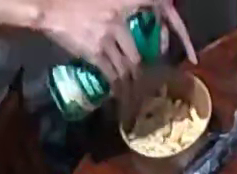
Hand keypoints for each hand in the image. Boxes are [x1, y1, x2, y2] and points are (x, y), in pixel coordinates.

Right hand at [37, 0, 195, 84]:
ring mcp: (108, 35)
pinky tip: (121, 99)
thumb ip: (124, 9)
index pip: (161, 6)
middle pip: (142, 53)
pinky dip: (119, 90)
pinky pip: (113, 76)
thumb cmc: (73, 1)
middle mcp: (119, 16)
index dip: (179, 31)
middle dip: (148, 75)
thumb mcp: (104, 0)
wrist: (45, 6)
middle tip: (153, 89)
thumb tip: (144, 35)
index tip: (192, 56)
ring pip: (130, 69)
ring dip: (135, 88)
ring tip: (138, 101)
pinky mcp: (95, 51)